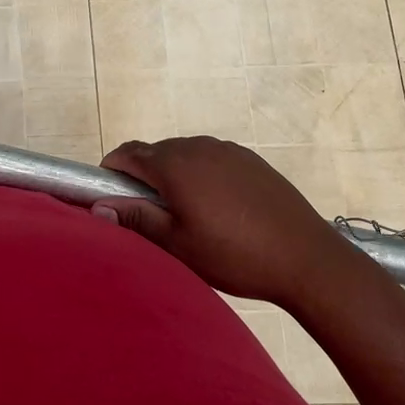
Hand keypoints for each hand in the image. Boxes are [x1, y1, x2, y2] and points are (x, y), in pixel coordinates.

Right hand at [92, 136, 366, 308]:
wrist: (307, 259)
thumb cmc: (234, 255)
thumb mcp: (179, 245)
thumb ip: (136, 219)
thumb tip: (97, 207)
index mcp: (173, 163)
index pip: (126, 153)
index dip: (111, 172)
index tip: (112, 198)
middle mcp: (196, 145)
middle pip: (154, 152)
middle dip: (143, 176)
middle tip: (149, 214)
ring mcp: (226, 149)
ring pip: (184, 154)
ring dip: (173, 175)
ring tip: (186, 213)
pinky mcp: (250, 159)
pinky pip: (212, 158)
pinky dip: (202, 174)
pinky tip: (218, 208)